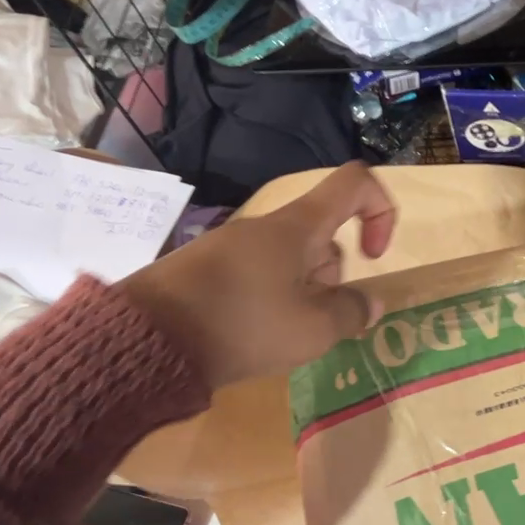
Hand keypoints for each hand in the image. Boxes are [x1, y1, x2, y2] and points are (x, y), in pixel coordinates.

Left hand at [118, 163, 395, 387]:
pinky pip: (257, 276)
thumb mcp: (313, 330)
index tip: (373, 257)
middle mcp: (266, 228)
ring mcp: (231, 247)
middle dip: (332, 278)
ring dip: (301, 295)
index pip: (354, 184)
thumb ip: (351, 313)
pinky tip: (252, 337)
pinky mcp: (205, 271)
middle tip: (314, 322)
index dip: (380, 210)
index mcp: (298, 227)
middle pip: (322, 237)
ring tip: (280, 337)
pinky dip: (269, 302)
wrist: (144, 341)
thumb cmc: (242, 325)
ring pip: (290, 262)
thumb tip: (370, 303)